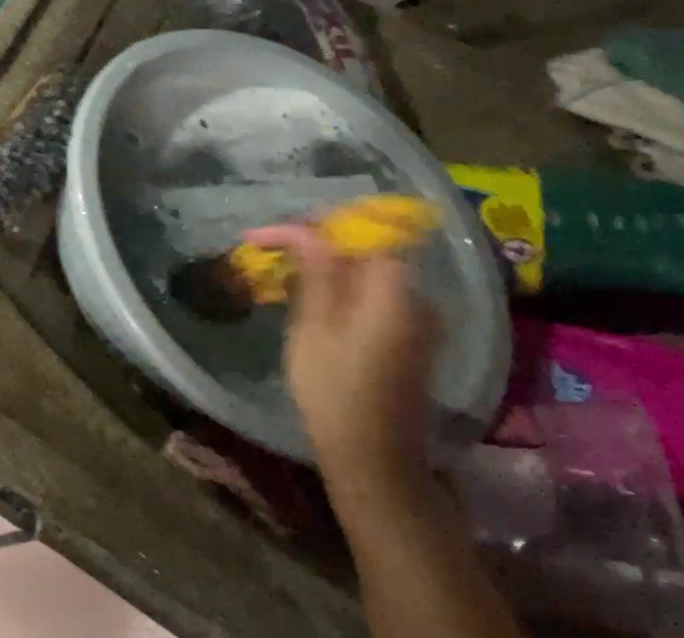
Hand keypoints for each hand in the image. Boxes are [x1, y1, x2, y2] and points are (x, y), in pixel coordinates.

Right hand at [246, 223, 439, 481]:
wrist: (373, 456)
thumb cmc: (334, 391)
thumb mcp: (313, 328)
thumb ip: (317, 274)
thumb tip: (309, 232)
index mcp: (395, 294)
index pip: (361, 234)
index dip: (312, 226)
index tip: (263, 235)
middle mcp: (418, 299)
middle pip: (370, 248)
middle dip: (319, 239)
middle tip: (270, 245)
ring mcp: (419, 320)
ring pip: (371, 270)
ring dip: (329, 261)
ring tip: (283, 265)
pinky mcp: (411, 336)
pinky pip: (376, 292)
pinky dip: (343, 284)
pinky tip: (310, 292)